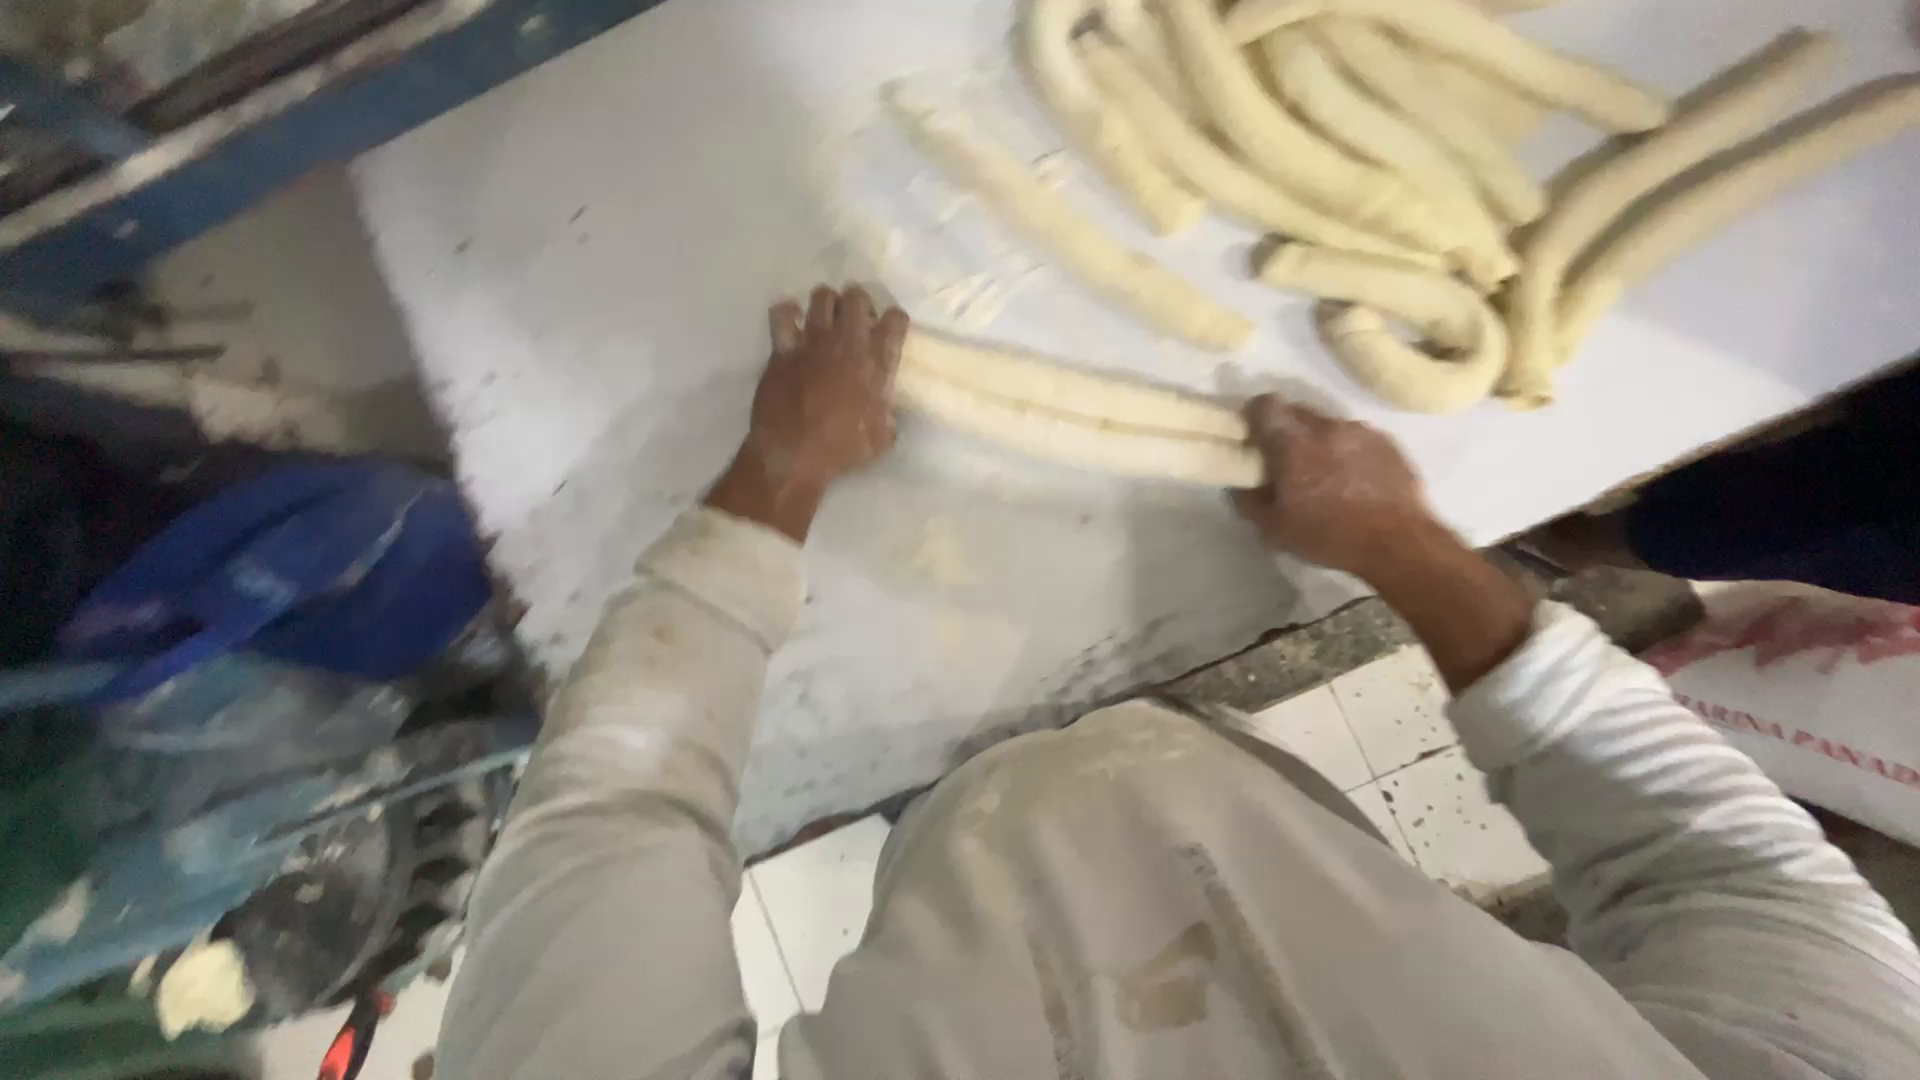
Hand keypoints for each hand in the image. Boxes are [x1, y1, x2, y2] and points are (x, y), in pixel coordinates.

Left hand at [748, 284, 909, 489]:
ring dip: (827, 305)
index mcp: (877, 364)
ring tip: (825, 321)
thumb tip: (887, 408)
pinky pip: (783, 313)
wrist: (795, 454)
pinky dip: (788, 313)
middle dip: (858, 304)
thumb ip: (888, 414)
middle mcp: (848, 344)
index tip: (888, 332)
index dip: (893, 321)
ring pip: (822, 296)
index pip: (895, 320)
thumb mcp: (882, 438)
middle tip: (855, 322)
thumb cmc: (842, 450)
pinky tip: (792, 323)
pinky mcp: (783, 348)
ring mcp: (813, 342)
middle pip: (857, 297)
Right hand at [1231, 396, 1439, 580]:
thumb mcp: (1274, 529)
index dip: (1253, 413)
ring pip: (1328, 424)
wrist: (1399, 544)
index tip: (1252, 433)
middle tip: (1283, 457)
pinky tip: (1353, 479)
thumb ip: (1248, 502)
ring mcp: (1362, 432)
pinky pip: (1357, 437)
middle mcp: (1326, 427)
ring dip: (1318, 440)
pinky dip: (1347, 450)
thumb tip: (1237, 487)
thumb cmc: (1328, 536)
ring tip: (1323, 471)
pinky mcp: (1389, 444)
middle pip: (1297, 411)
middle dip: (1285, 428)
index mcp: (1292, 443)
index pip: (1265, 405)